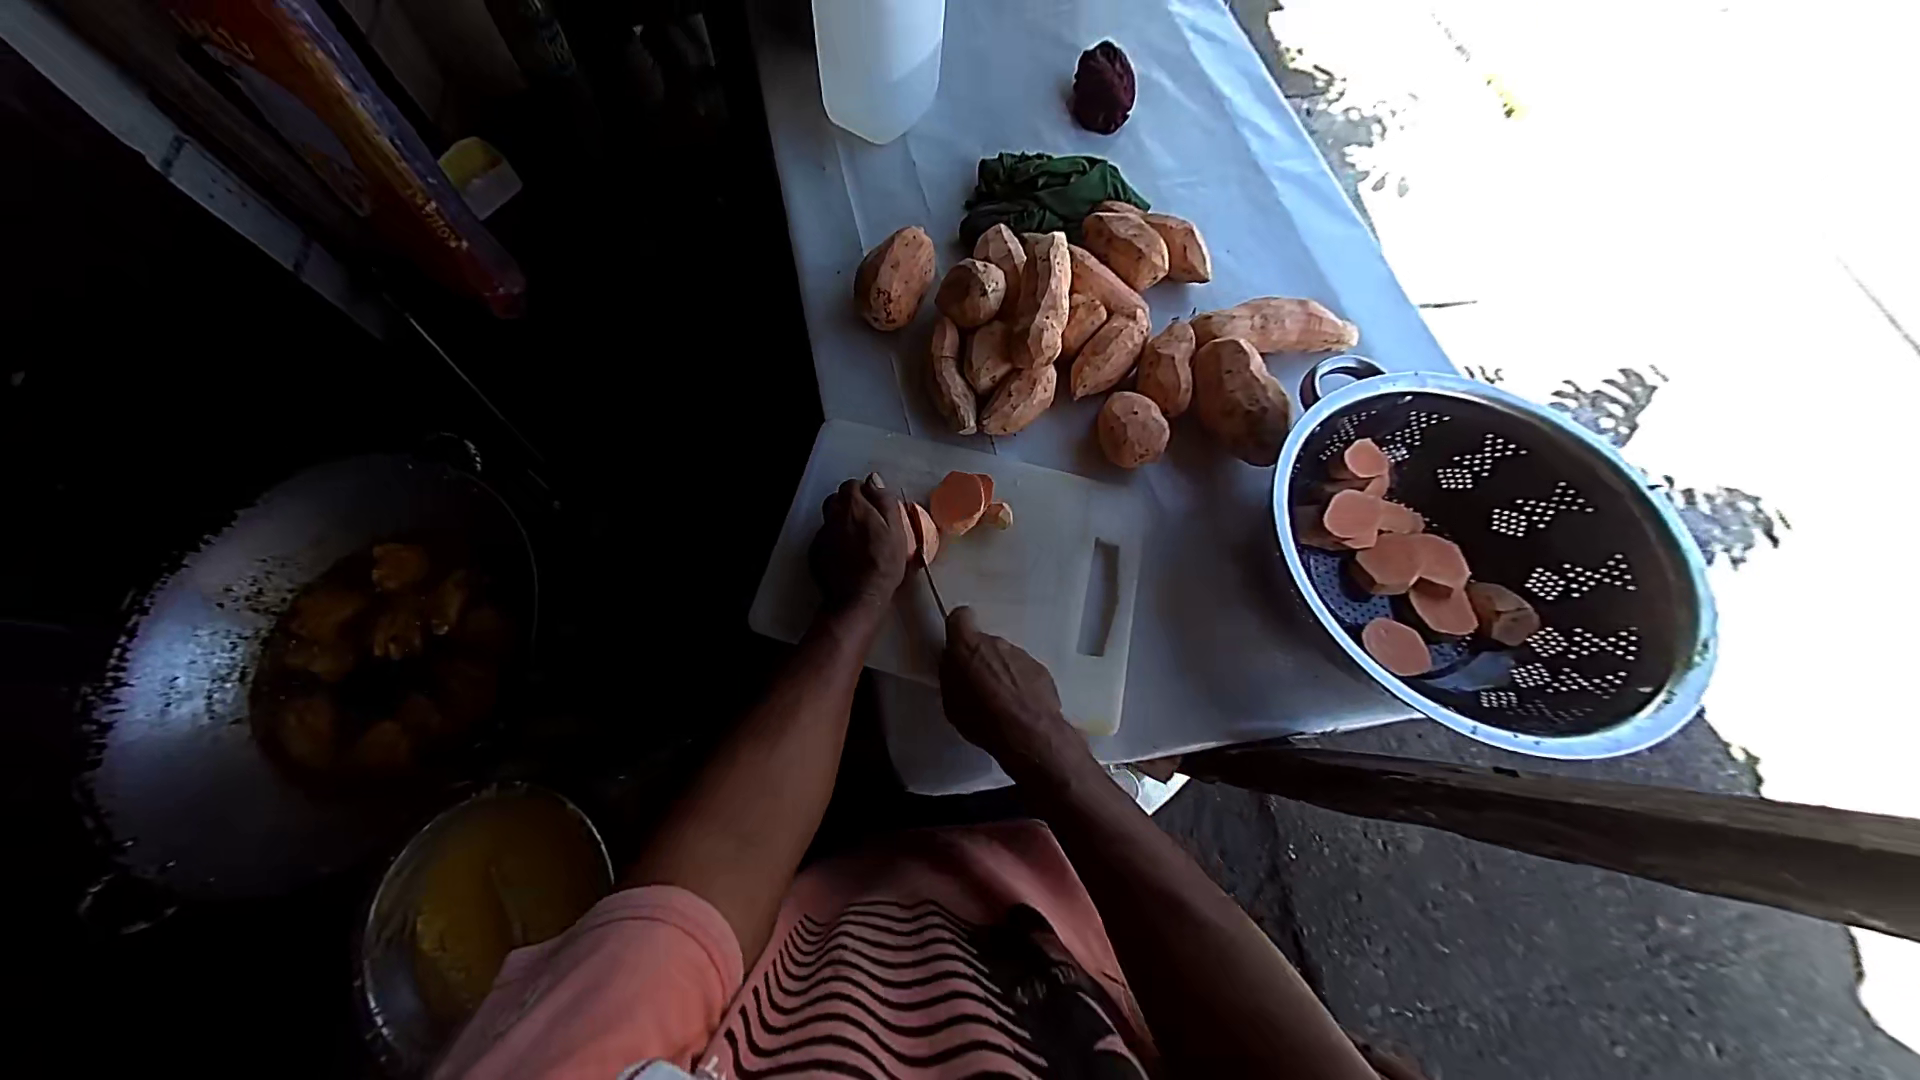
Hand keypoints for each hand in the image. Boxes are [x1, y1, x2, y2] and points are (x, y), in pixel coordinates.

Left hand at [810, 473, 911, 609]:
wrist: (859, 597)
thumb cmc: (881, 565)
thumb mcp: (895, 529)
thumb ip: (884, 500)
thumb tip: (876, 481)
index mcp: (853, 506)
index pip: (852, 485)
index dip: (865, 493)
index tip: (875, 504)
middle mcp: (833, 516)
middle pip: (837, 500)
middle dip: (851, 505)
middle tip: (868, 521)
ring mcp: (822, 535)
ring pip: (830, 519)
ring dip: (842, 523)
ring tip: (859, 539)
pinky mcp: (816, 553)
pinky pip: (825, 539)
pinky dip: (835, 541)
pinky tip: (849, 554)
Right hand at [940, 606, 1083, 777]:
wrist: (1027, 732)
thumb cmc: (982, 718)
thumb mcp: (951, 701)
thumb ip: (951, 675)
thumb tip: (953, 666)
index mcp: (967, 646)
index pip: (960, 617)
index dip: (959, 627)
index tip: (957, 642)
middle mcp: (996, 643)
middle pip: (985, 642)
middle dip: (981, 659)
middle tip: (977, 685)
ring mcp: (1020, 654)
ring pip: (1006, 657)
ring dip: (1002, 672)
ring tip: (1000, 702)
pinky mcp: (1040, 669)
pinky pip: (1024, 671)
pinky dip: (1020, 683)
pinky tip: (1018, 707)